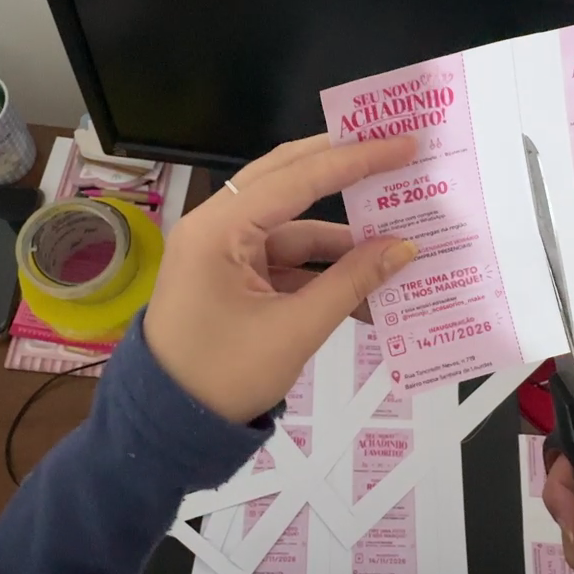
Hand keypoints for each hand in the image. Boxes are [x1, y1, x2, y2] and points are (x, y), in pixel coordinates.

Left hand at [143, 134, 419, 422]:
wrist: (168, 429)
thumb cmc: (224, 377)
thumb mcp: (295, 330)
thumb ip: (352, 282)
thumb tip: (405, 248)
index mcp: (219, 229)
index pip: (297, 177)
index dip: (355, 159)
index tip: (402, 143)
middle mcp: (218, 226)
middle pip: (289, 181)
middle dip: (343, 169)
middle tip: (395, 152)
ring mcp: (225, 251)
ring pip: (293, 225)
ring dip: (341, 237)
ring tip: (396, 236)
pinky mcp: (233, 276)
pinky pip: (286, 258)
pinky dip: (323, 268)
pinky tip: (366, 282)